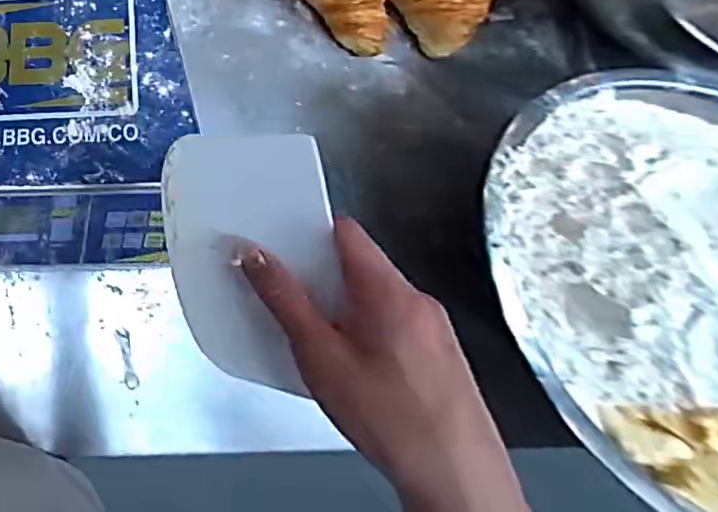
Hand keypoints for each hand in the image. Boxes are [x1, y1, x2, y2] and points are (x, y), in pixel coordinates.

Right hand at [241, 219, 527, 511]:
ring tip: (320, 342)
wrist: (461, 489)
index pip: (343, 230)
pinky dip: (363, 330)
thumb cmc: (400, 427)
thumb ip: (283, 297)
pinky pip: (392, 322)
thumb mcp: (319, 354)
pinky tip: (349, 366)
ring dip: (340, 306)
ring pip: (372, 294)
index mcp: (390, 291)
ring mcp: (435, 331)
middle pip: (355, 262)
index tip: (279, 243)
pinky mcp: (440, 357)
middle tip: (291, 298)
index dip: (306, 230)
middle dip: (318, 276)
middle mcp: (419, 303)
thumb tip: (256, 257)